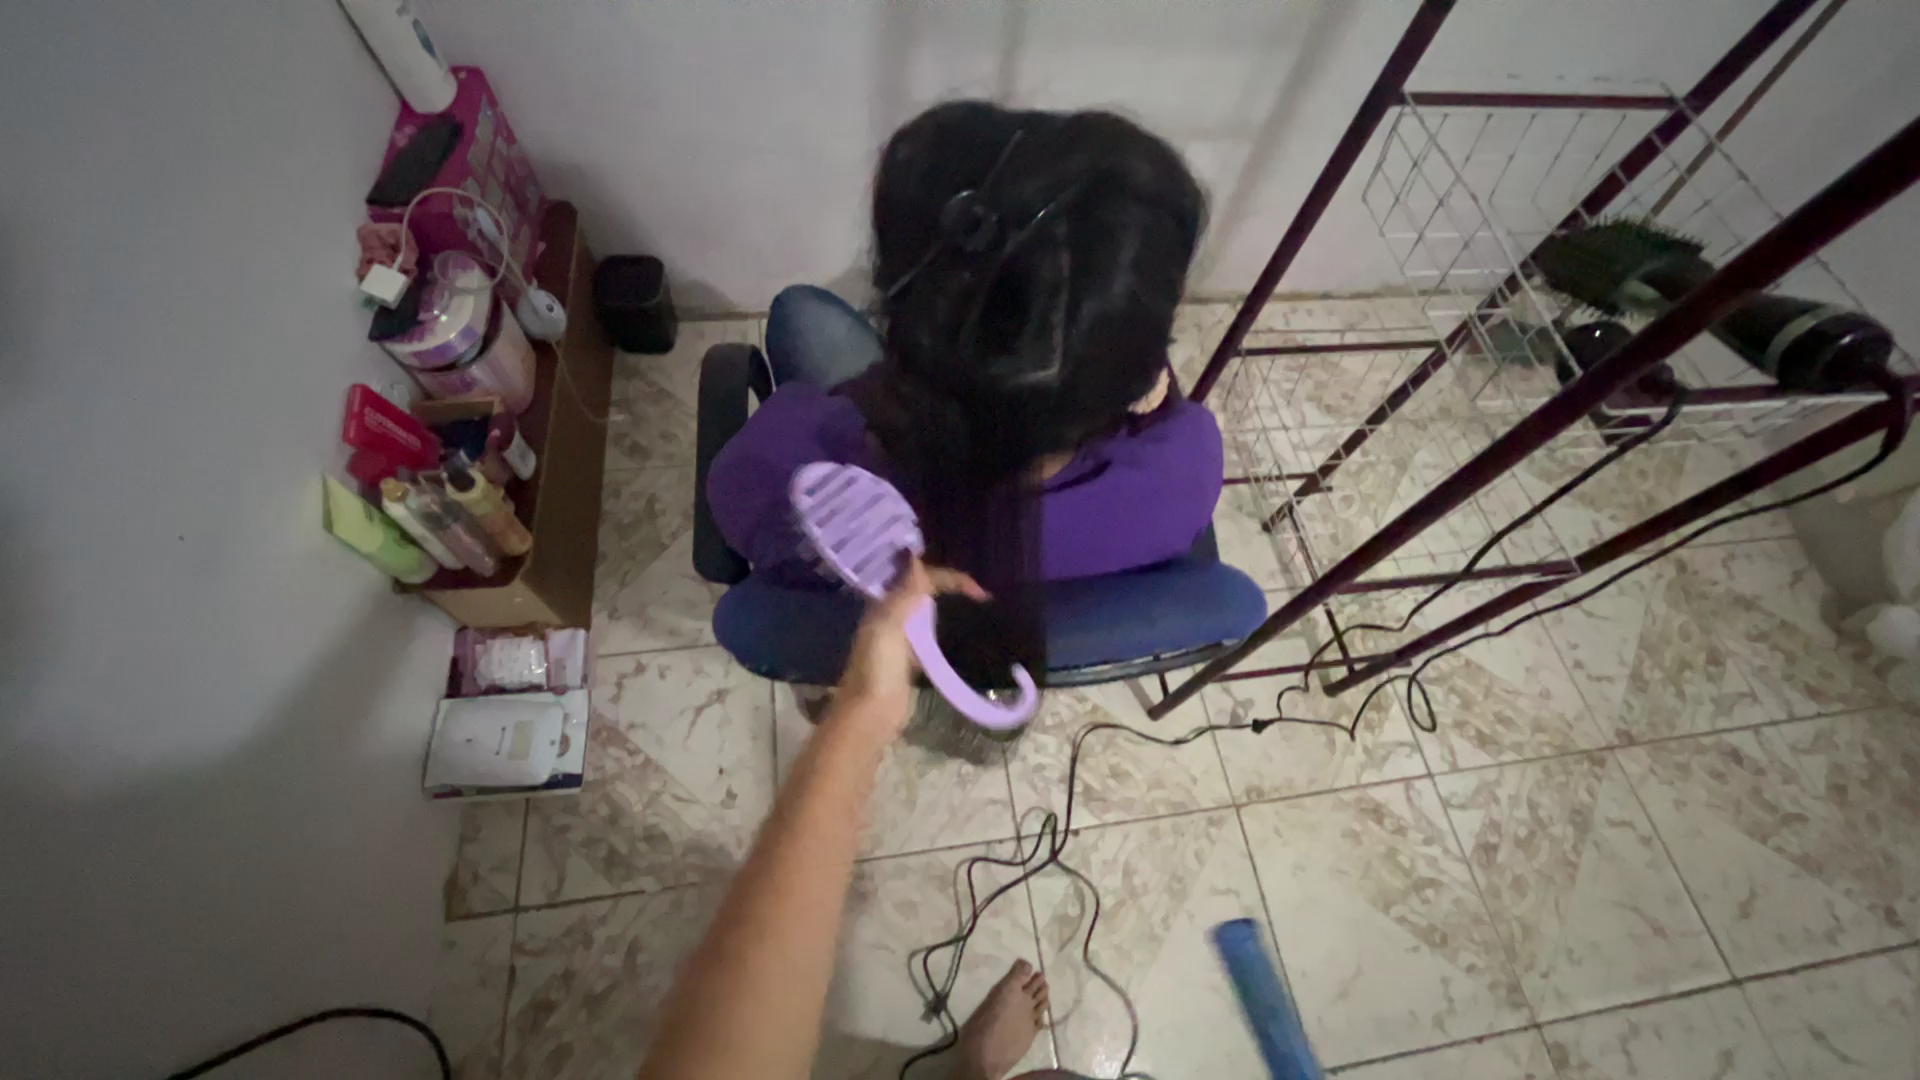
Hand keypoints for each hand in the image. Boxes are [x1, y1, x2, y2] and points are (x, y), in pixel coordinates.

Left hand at [831, 557, 987, 739]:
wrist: (870, 715)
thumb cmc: (877, 669)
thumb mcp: (889, 628)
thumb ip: (904, 595)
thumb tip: (916, 559)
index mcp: (883, 605)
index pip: (919, 578)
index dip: (948, 578)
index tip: (978, 590)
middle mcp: (891, 616)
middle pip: (923, 591)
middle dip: (949, 586)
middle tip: (981, 593)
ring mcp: (900, 638)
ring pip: (927, 612)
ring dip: (948, 606)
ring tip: (977, 606)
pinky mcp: (910, 659)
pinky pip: (930, 635)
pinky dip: (946, 629)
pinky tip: (961, 631)